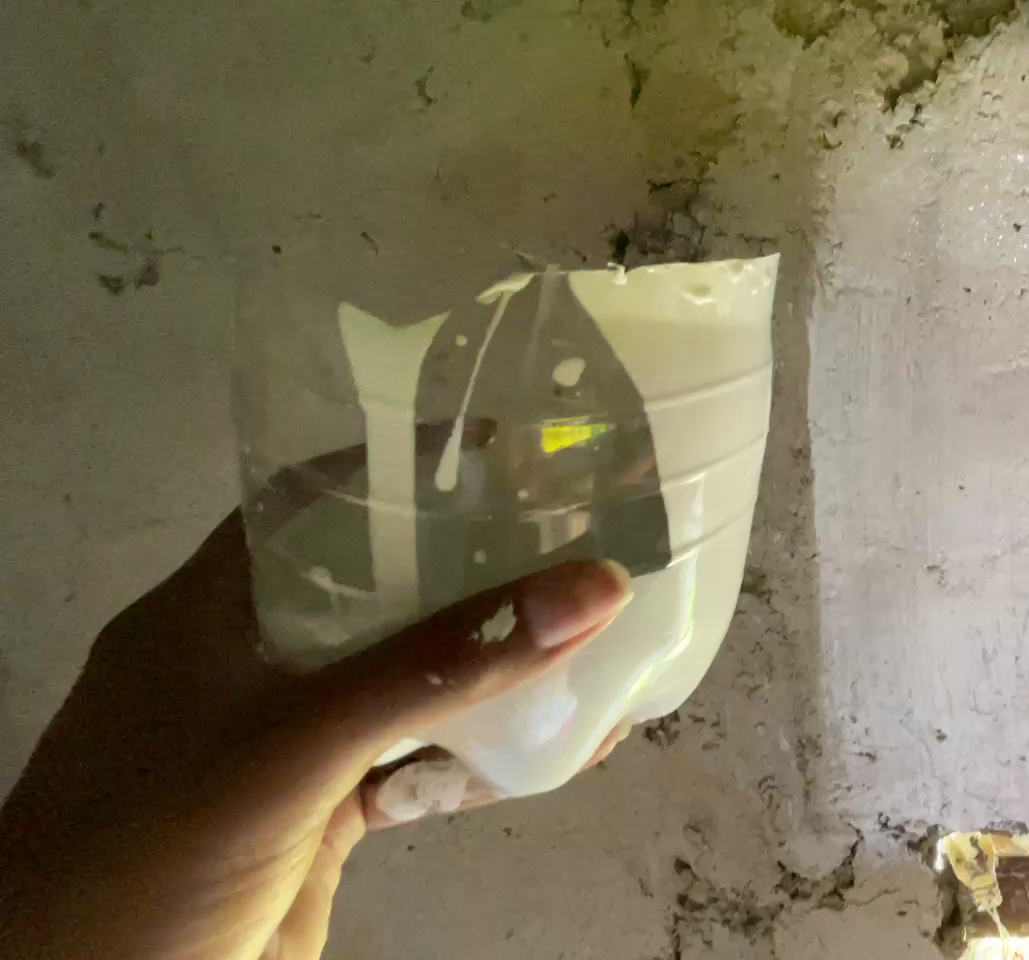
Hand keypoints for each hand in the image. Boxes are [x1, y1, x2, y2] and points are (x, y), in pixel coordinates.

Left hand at [0, 513, 632, 959]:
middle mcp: (263, 662)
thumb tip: (600, 585)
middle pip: (392, 586)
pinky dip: (505, 750)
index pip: (319, 506)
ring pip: (424, 674)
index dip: (411, 469)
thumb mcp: (295, 745)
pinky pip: (437, 757)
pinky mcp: (334, 802)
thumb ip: (443, 667)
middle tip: (581, 535)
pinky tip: (579, 740)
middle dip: (487, 565)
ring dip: (507, 662)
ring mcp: (301, 738)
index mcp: (220, 613)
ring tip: (599, 628)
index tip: (509, 453)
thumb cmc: (143, 859)